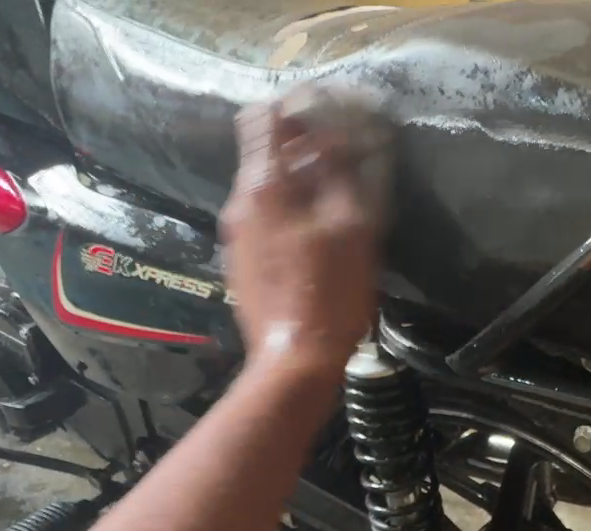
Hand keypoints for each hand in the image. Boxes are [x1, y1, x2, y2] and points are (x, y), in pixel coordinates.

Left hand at [221, 88, 385, 382]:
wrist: (295, 362)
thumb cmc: (329, 295)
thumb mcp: (352, 230)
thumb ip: (344, 176)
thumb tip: (339, 138)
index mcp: (263, 187)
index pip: (266, 116)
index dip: (299, 107)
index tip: (332, 116)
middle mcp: (240, 205)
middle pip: (267, 154)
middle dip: (307, 148)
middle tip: (348, 161)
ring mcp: (237, 238)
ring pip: (269, 190)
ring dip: (302, 185)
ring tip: (340, 204)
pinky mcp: (243, 266)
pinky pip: (268, 222)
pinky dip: (293, 215)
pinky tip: (321, 241)